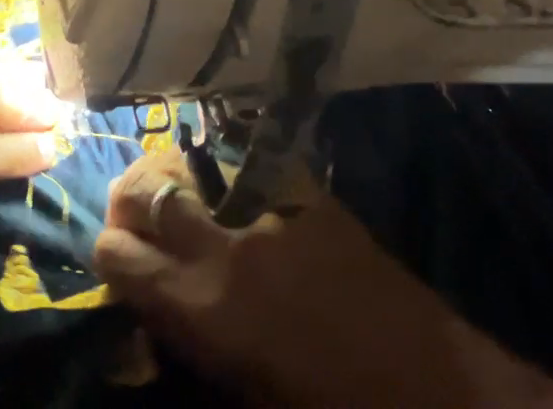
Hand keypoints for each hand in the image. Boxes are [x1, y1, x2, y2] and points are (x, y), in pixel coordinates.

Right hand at [92, 153, 552, 408]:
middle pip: (142, 192)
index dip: (109, 255)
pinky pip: (247, 167)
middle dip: (128, 203)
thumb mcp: (241, 393)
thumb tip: (148, 306)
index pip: (115, 252)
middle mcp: (222, 250)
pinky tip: (231, 188)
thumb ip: (183, 338)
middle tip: (138, 219)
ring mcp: (267, 216)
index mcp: (199, 307)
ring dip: (170, 178)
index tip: (119, 264)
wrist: (444, 394)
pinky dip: (226, 173)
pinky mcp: (309, 199)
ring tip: (176, 192)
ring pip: (188, 166)